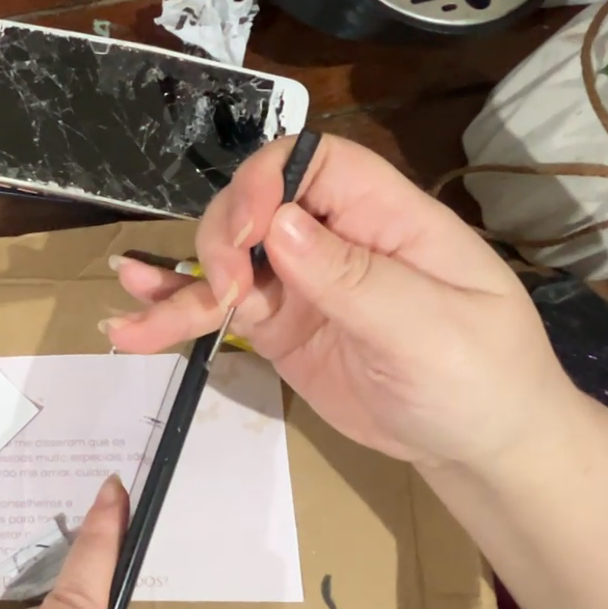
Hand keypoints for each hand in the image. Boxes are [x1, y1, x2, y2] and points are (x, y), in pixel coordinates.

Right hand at [104, 135, 576, 468]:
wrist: (472, 446)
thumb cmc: (477, 380)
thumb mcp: (430, 330)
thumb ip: (354, 276)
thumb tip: (278, 224)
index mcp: (383, 218)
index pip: (314, 163)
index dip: (264, 181)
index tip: (244, 233)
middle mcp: (332, 239)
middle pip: (252, 207)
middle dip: (220, 242)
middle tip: (224, 296)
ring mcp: (297, 284)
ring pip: (222, 261)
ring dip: (175, 284)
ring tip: (130, 310)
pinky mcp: (274, 326)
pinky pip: (217, 310)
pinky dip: (174, 315)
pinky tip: (134, 323)